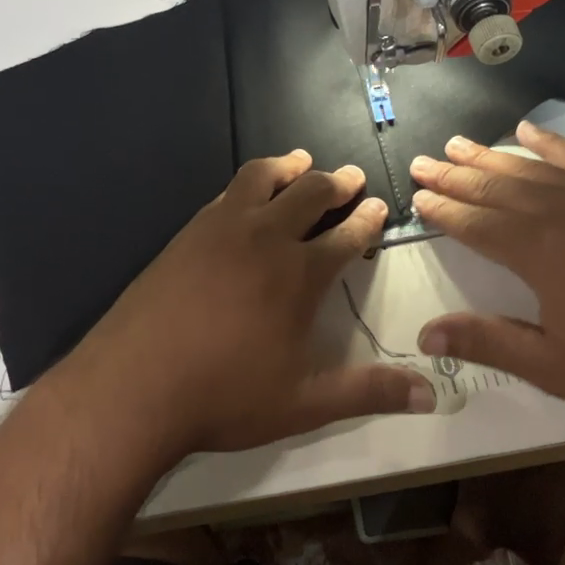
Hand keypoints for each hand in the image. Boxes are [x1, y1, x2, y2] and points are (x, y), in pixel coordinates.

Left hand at [53, 151, 434, 455]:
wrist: (135, 384)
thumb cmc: (224, 396)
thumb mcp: (303, 403)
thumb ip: (366, 393)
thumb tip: (430, 396)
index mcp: (299, 274)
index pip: (346, 235)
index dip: (367, 219)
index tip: (380, 205)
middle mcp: (264, 238)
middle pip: (310, 194)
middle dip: (337, 182)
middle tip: (351, 175)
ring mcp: (220, 229)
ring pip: (262, 178)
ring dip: (289, 166)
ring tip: (302, 161)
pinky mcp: (187, 233)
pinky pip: (225, 194)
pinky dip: (247, 184)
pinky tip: (245, 194)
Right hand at [408, 122, 564, 423]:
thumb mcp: (555, 366)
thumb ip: (488, 343)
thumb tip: (424, 337)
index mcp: (541, 253)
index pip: (477, 224)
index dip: (444, 211)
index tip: (417, 196)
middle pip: (499, 188)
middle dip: (457, 176)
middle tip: (424, 161)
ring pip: (536, 169)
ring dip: (494, 157)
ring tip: (461, 144)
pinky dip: (554, 145)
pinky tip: (533, 133)